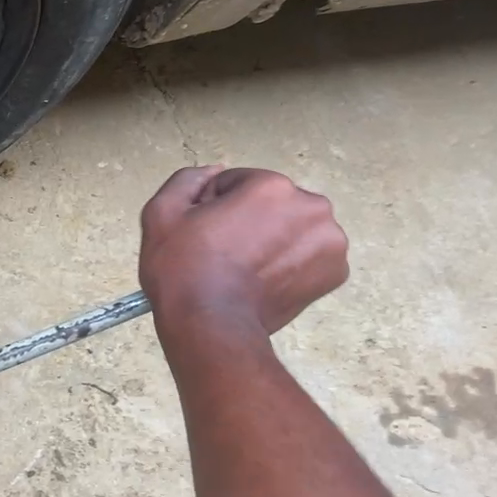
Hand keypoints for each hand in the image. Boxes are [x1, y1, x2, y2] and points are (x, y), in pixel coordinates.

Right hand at [139, 166, 348, 336]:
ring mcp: (330, 241)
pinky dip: (287, 264)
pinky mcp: (336, 272)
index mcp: (270, 187)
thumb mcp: (161, 213)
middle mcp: (311, 206)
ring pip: (290, 228)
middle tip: (220, 251)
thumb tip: (214, 172)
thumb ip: (187, 180)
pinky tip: (262, 280)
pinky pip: (307, 256)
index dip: (210, 205)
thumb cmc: (181, 267)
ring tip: (241, 269)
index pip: (234, 182)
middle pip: (269, 203)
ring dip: (269, 240)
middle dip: (246, 220)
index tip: (199, 232)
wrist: (209, 323)